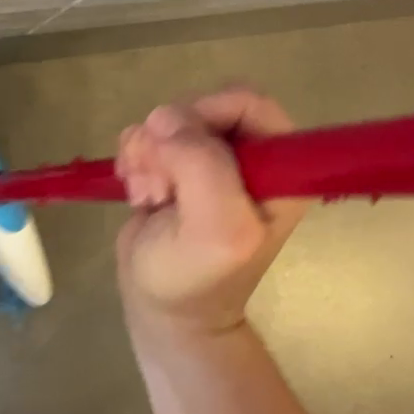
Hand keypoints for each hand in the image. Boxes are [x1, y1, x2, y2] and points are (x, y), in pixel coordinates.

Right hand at [114, 88, 307, 336]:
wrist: (164, 310)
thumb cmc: (198, 278)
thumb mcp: (215, 229)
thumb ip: (202, 165)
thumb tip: (166, 119)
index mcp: (279, 168)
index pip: (248, 103)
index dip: (208, 112)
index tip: (176, 143)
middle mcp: (248, 157)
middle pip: (202, 107)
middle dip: (169, 139)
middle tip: (160, 182)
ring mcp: (208, 160)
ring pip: (169, 121)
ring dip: (147, 152)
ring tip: (148, 193)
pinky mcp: (173, 166)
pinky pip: (148, 136)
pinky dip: (134, 157)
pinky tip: (137, 192)